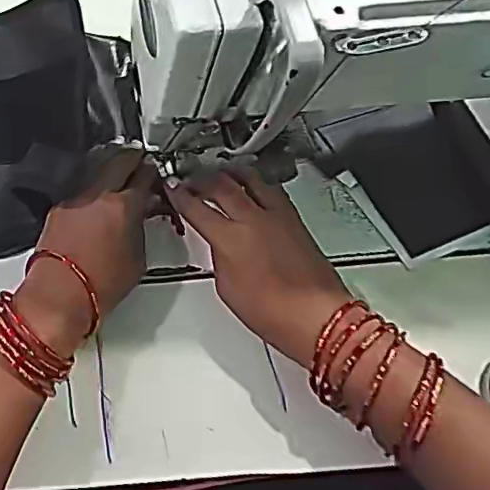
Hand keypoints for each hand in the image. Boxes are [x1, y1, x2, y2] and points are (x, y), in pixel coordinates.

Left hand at [15, 147, 157, 353]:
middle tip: (139, 159)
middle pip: (118, 161)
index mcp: (124, 206)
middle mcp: (97, 196)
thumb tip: (138, 219)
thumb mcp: (137, 258)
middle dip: (132, 158)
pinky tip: (96, 205)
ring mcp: (75, 200)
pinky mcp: (58, 210)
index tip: (154, 172)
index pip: (144, 175)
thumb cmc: (98, 285)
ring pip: (96, 174)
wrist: (60, 294)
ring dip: (109, 172)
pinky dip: (91, 195)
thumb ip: (140, 228)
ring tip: (118, 181)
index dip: (152, 171)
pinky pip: (80, 193)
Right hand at [164, 168, 351, 362]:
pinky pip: (271, 189)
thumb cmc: (276, 311)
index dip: (179, 194)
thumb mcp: (227, 287)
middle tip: (191, 180)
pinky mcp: (294, 220)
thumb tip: (218, 243)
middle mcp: (253, 220)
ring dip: (229, 173)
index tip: (173, 188)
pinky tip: (253, 184)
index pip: (195, 207)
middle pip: (220, 185)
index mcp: (230, 238)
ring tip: (220, 172)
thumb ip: (218, 256)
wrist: (317, 317)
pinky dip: (256, 182)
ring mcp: (277, 217)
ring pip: (249, 178)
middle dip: (200, 179)